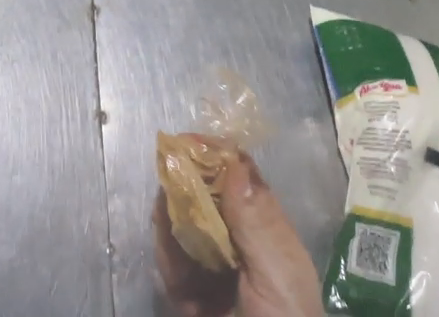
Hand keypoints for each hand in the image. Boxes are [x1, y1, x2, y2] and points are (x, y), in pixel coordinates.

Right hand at [155, 146, 323, 316]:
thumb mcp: (277, 274)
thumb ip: (254, 222)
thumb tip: (235, 164)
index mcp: (271, 241)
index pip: (246, 187)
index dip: (223, 160)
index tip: (197, 140)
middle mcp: (242, 251)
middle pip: (212, 203)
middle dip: (192, 177)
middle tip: (172, 154)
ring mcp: (214, 274)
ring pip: (188, 228)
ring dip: (175, 204)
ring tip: (164, 182)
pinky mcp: (190, 297)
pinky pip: (173, 262)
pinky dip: (165, 241)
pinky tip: (161, 221)